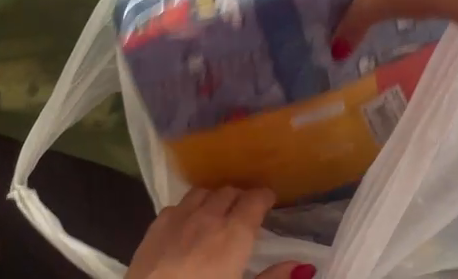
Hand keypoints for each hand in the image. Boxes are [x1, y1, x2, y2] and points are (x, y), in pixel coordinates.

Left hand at [125, 186, 311, 278]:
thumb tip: (303, 265)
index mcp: (234, 235)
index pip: (255, 200)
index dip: (264, 197)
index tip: (270, 200)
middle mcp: (208, 217)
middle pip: (229, 192)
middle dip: (241, 197)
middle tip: (248, 210)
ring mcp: (178, 218)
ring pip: (202, 192)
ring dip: (215, 197)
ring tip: (220, 211)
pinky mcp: (154, 226)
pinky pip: (178, 205)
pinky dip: (190, 208)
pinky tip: (189, 224)